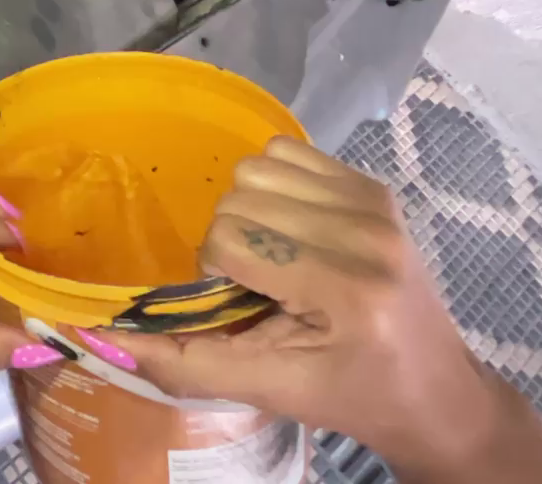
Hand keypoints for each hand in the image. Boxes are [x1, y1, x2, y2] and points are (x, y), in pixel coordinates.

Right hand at [74, 137, 541, 482]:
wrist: (440, 392)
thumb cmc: (349, 392)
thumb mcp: (265, 389)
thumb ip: (181, 362)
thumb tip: (101, 336)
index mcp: (345, 289)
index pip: (230, 241)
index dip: (218, 274)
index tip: (249, 306)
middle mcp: (366, 234)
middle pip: (238, 201)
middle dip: (232, 241)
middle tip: (260, 282)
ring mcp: (373, 201)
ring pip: (255, 168)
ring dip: (247, 208)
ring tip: (275, 251)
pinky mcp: (372, 184)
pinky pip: (284, 150)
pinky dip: (270, 182)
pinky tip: (291, 224)